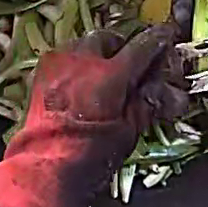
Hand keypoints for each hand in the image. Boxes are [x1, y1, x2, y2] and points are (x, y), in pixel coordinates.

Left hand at [0, 26, 175, 206]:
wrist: (42, 170)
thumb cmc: (89, 157)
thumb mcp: (128, 132)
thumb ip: (146, 103)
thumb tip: (162, 89)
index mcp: (110, 75)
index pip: (142, 46)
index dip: (158, 40)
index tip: (165, 36)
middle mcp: (83, 60)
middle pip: (111, 38)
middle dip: (124, 45)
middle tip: (132, 61)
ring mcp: (59, 63)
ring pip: (85, 43)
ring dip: (99, 52)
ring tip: (105, 70)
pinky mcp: (42, 72)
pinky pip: (65, 56)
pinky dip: (78, 62)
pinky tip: (81, 80)